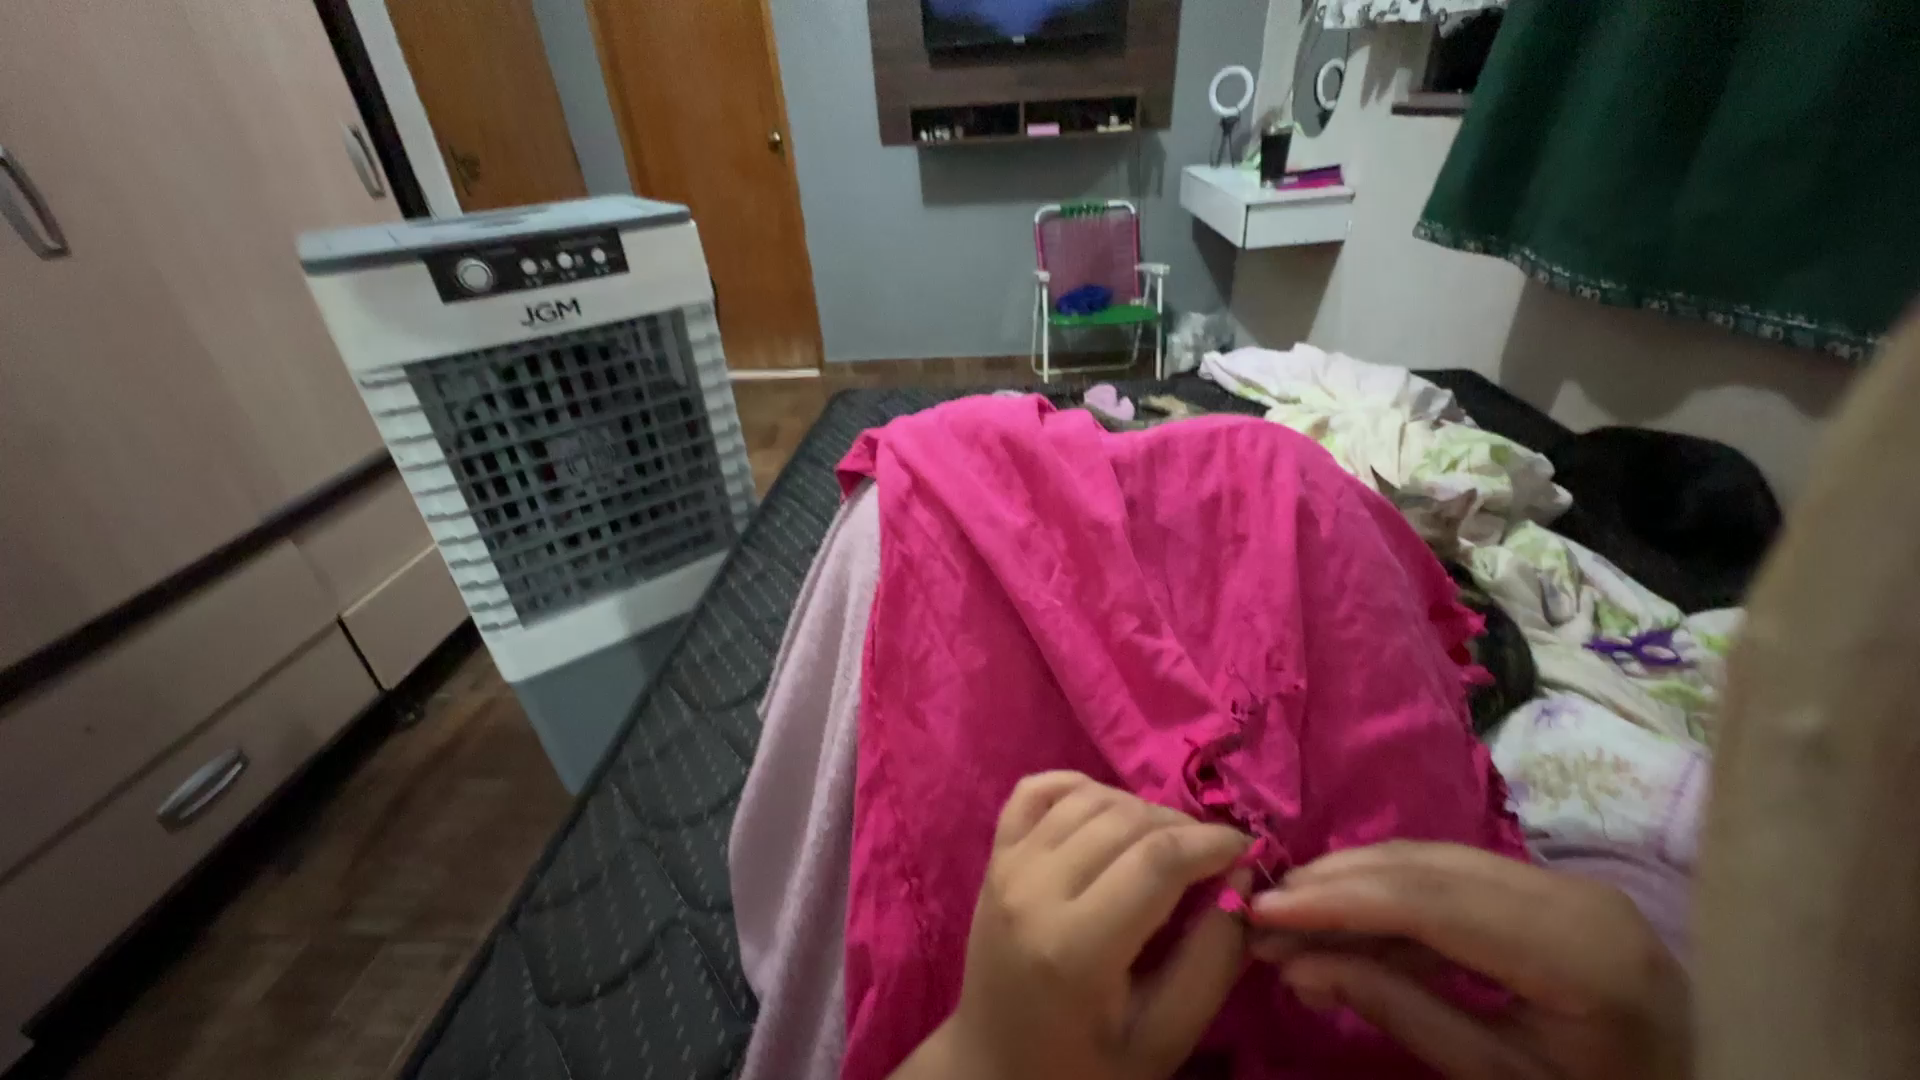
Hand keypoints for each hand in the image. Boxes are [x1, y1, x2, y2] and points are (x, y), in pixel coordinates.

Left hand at [894, 772, 1250, 1079]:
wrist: (994, 1066)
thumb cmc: (1086, 1065)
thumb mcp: (1164, 1038)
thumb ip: (1210, 960)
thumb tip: (1242, 880)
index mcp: (1075, 948)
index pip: (1156, 861)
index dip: (1212, 843)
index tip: (1247, 849)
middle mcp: (1034, 891)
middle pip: (1125, 821)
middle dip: (1183, 827)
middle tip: (1212, 855)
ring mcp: (1007, 865)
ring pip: (1086, 797)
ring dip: (1138, 807)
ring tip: (1167, 841)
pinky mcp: (994, 855)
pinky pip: (1035, 789)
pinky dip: (1077, 785)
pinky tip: (1106, 810)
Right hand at [1247, 842, 1690, 1079]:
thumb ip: (1398, 1012)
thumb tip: (1295, 966)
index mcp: (1581, 950)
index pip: (1428, 902)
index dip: (1334, 900)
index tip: (1260, 909)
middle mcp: (1570, 893)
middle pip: (1418, 867)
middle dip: (1329, 886)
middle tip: (1259, 910)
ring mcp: (1560, 882)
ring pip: (1424, 862)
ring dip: (1349, 886)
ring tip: (1288, 914)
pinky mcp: (1543, 887)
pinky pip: (1445, 878)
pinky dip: (1385, 898)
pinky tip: (1343, 921)